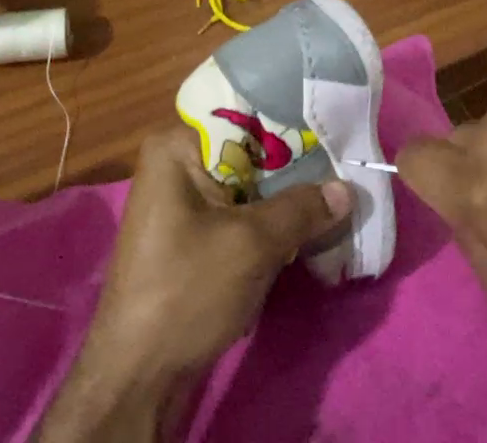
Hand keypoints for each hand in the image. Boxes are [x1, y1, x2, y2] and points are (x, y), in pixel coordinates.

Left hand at [91, 125, 351, 373]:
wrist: (139, 371)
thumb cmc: (188, 290)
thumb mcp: (252, 244)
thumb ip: (302, 209)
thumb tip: (347, 188)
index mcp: (176, 148)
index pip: (243, 115)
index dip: (291, 123)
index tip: (337, 128)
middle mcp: (175, 164)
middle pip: (248, 151)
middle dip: (296, 166)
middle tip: (347, 166)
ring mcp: (182, 202)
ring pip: (248, 186)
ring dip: (288, 198)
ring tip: (338, 197)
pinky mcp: (192, 235)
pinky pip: (239, 213)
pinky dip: (270, 222)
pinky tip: (309, 229)